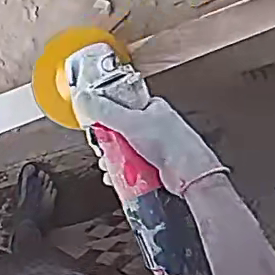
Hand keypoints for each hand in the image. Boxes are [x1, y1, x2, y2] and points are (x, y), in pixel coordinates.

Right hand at [71, 91, 227, 196]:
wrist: (190, 175)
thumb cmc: (172, 144)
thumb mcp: (131, 122)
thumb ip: (105, 110)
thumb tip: (84, 98)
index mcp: (151, 108)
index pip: (120, 107)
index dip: (105, 117)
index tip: (96, 126)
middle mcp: (153, 127)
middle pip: (119, 133)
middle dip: (108, 145)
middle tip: (103, 150)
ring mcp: (154, 147)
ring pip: (124, 152)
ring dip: (114, 161)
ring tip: (111, 166)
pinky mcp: (153, 166)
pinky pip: (131, 168)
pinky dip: (123, 173)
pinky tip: (120, 177)